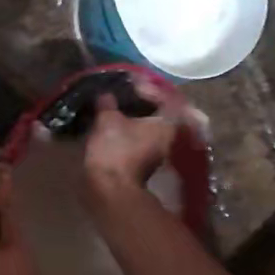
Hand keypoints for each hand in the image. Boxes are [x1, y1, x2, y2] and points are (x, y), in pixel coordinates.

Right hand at [83, 82, 182, 201]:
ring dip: (135, 118)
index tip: (129, 84)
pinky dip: (130, 131)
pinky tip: (114, 127)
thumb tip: (106, 95)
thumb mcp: (107, 120)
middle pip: (158, 113)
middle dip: (141, 103)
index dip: (147, 87)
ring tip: (116, 110)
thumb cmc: (114, 150)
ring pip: (149, 128)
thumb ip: (108, 103)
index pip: (165, 97)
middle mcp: (169, 137)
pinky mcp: (144, 163)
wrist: (111, 189)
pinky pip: (140, 139)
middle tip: (123, 96)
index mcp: (167, 123)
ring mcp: (158, 153)